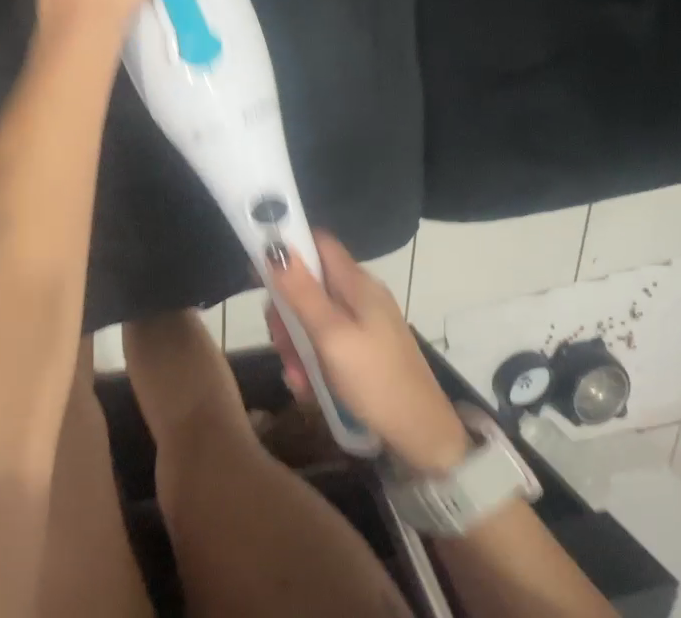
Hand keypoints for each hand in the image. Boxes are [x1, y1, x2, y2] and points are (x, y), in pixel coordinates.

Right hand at [265, 230, 473, 474]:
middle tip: (278, 341)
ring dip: (295, 344)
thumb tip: (274, 247)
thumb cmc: (375, 380)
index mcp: (357, 284)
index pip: (317, 243)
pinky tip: (308, 386)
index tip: (259, 272)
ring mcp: (362, 325)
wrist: (422, 437)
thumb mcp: (331, 336)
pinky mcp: (363, 351)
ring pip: (311, 318)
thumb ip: (301, 292)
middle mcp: (359, 297)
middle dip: (286, 312)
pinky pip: (324, 344)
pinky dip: (311, 361)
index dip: (287, 249)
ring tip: (296, 376)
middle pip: (308, 284)